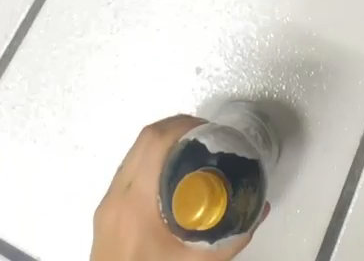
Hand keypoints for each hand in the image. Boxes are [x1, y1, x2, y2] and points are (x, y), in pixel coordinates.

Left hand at [93, 115, 258, 260]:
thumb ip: (230, 238)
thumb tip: (259, 207)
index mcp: (135, 204)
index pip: (155, 142)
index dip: (183, 125)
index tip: (209, 130)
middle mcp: (115, 197)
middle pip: (143, 140)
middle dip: (176, 128)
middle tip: (206, 137)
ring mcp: (106, 205)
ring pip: (133, 153)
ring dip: (161, 144)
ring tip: (192, 152)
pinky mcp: (104, 214)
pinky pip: (127, 172)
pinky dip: (149, 162)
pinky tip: (170, 177)